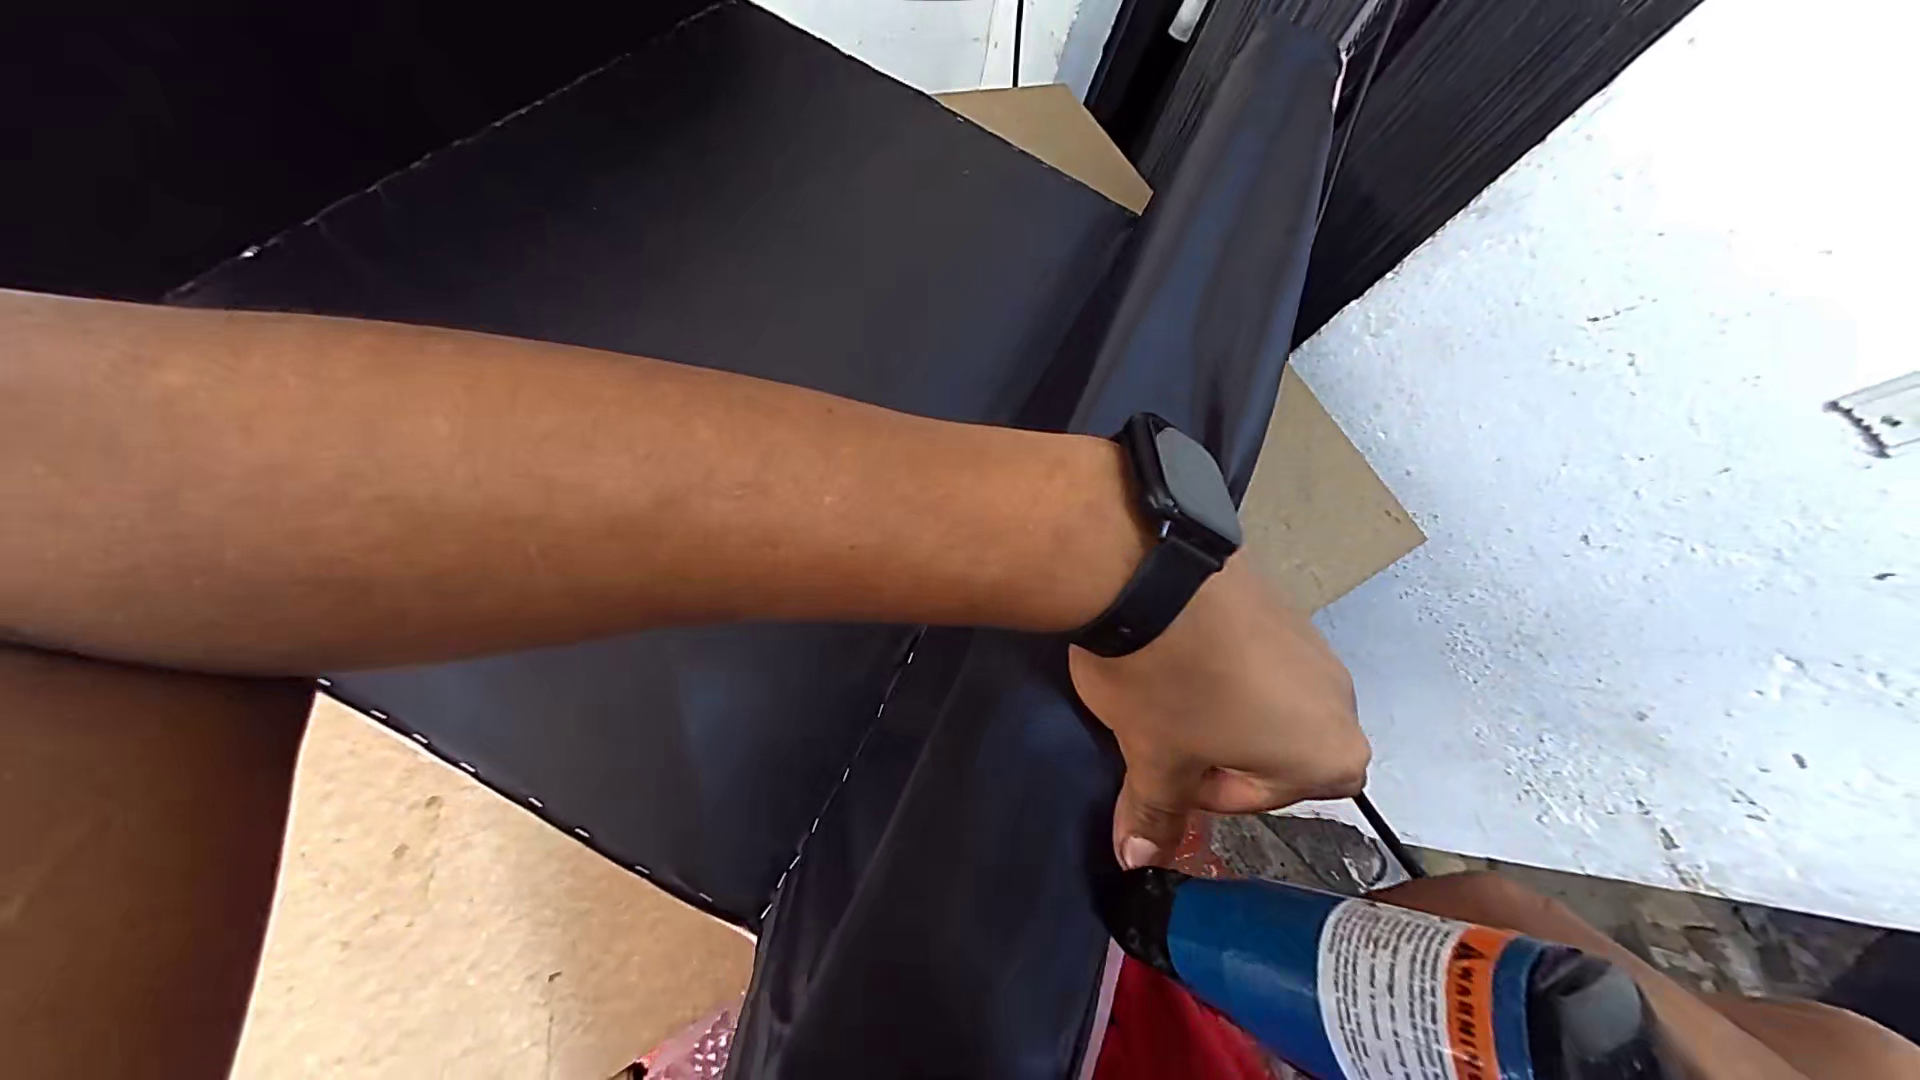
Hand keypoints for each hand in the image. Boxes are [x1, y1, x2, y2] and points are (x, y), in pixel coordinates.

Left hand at [1068, 555, 1368, 868]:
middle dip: (1215, 748)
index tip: (1162, 760)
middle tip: (1166, 724)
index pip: (1259, 798)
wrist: (1154, 573)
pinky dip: (1217, 657)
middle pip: (1270, 747)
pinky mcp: (1280, 597)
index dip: (1198, 788)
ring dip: (1216, 702)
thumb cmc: (1167, 685)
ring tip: (1165, 679)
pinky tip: (1176, 640)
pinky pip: (1252, 649)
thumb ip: (1155, 813)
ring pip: (1261, 696)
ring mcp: (1313, 639)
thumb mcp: (1155, 758)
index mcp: (1329, 754)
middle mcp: (1339, 697)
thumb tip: (1136, 859)